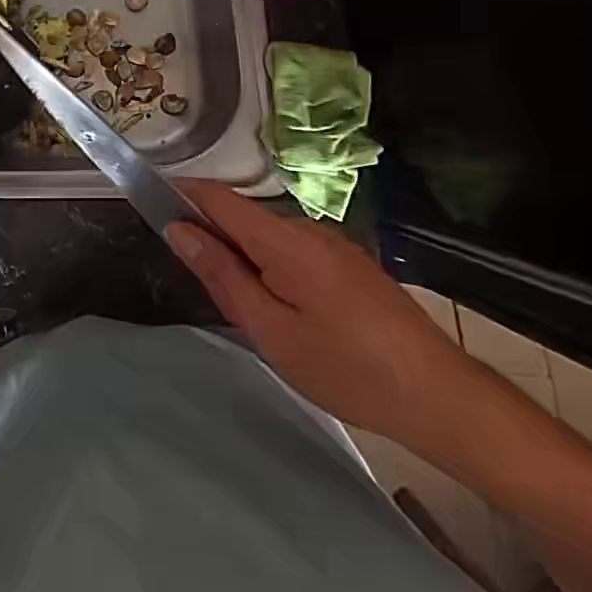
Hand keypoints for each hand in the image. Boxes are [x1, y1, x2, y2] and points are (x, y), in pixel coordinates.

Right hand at [164, 180, 496, 442]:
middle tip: (201, 285)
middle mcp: (310, 229)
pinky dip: (270, 265)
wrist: (440, 396)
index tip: (151, 202)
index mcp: (286, 241)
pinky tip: (280, 308)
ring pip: (268, 236)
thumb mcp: (269, 329)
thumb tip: (179, 230)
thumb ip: (221, 274)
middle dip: (212, 236)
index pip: (220, 198)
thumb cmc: (345, 368)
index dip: (184, 194)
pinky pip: (293, 250)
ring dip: (243, 255)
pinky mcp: (350, 263)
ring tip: (243, 308)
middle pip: (243, 217)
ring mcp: (335, 245)